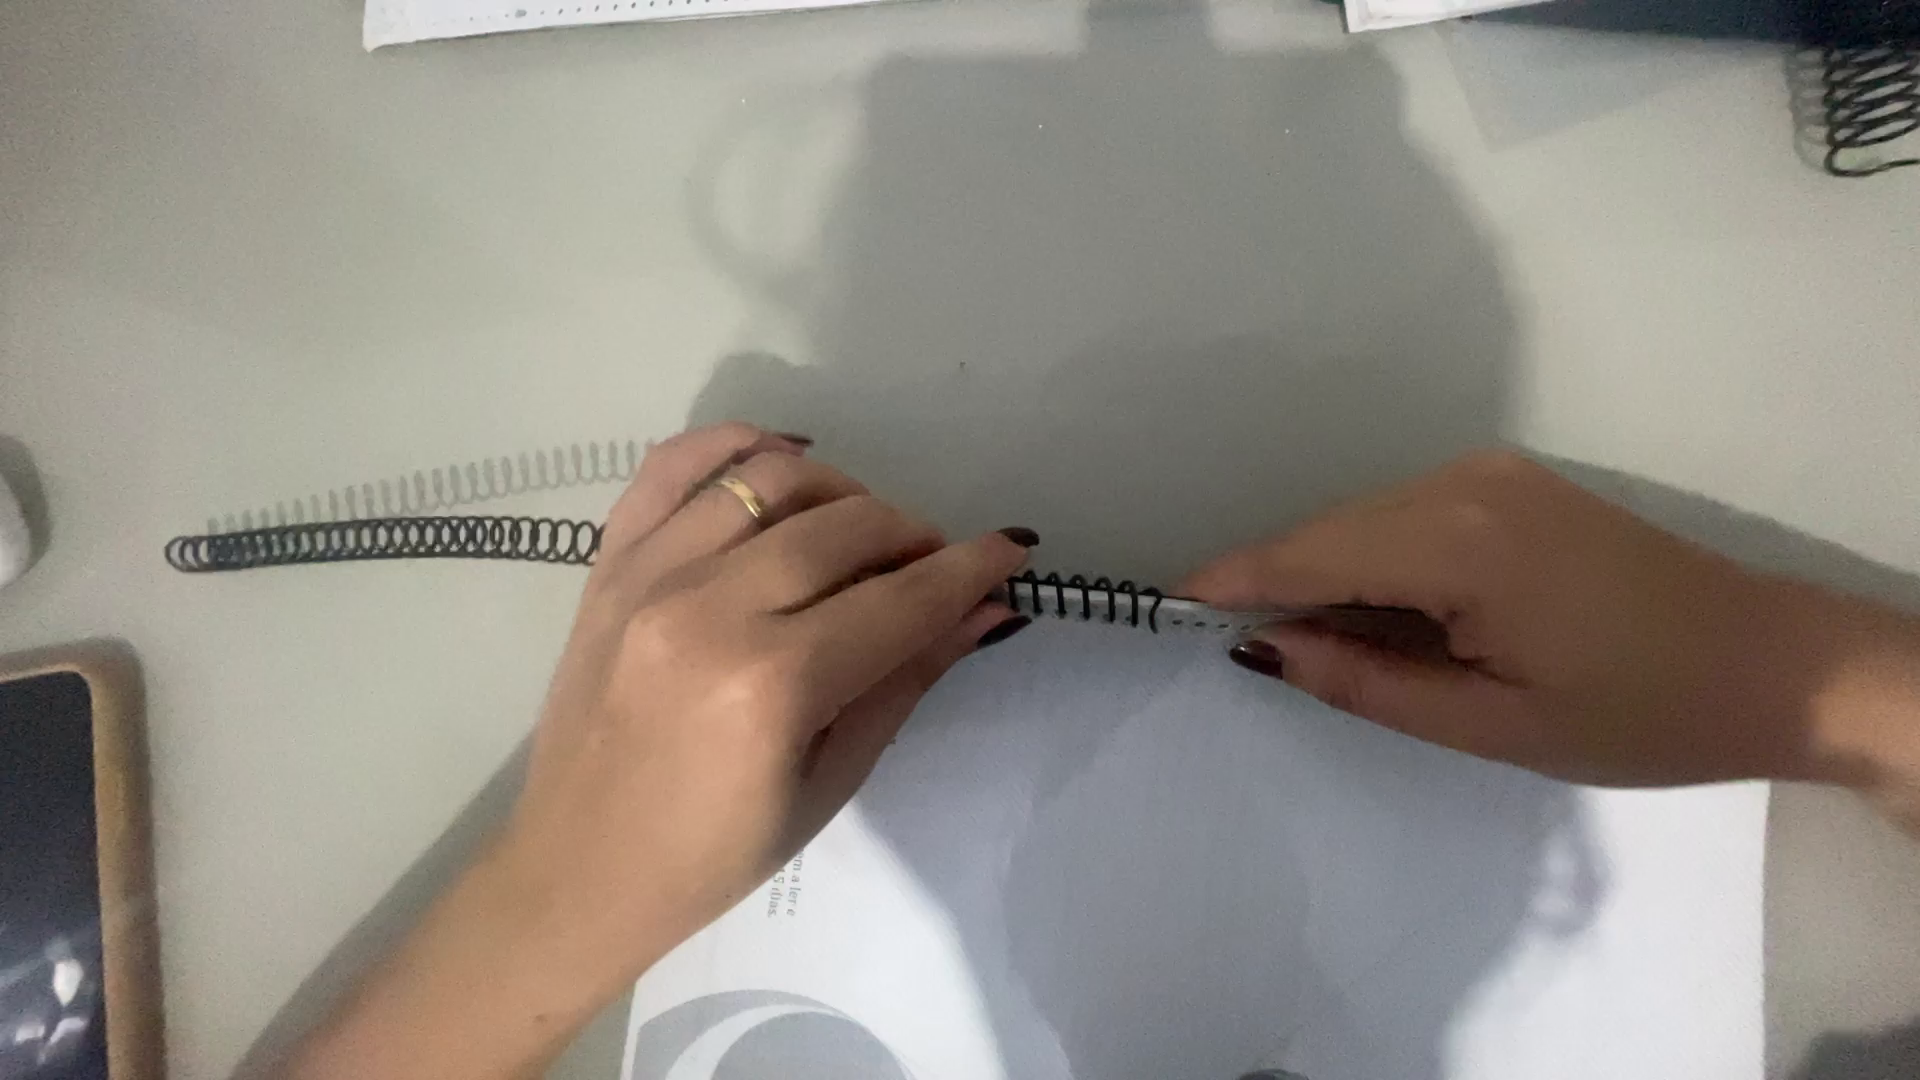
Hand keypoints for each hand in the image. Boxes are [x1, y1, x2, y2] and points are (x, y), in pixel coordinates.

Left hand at [287, 422, 1033, 1079]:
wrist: (577, 872)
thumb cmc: (718, 851)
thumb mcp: (835, 777)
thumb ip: (910, 674)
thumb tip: (987, 607)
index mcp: (771, 685)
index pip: (901, 599)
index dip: (969, 568)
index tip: (1010, 548)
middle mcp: (708, 609)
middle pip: (847, 527)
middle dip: (915, 535)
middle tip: (932, 564)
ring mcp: (647, 575)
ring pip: (775, 478)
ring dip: (844, 490)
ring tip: (863, 529)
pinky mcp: (606, 563)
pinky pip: (674, 464)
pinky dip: (738, 443)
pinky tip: (784, 455)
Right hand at [1180, 450, 1919, 796]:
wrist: (1781, 667)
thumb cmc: (1638, 713)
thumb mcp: (1488, 726)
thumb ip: (1361, 682)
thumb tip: (1263, 647)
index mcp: (1462, 544)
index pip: (1310, 556)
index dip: (1235, 579)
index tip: (1171, 600)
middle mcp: (1461, 485)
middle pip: (1324, 532)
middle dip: (1272, 582)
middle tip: (1251, 643)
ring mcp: (1481, 474)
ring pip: (1352, 521)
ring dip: (1319, 574)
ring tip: (1327, 639)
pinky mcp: (1494, 480)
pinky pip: (1389, 517)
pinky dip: (1360, 560)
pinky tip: (1379, 608)